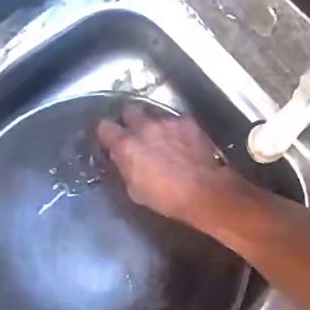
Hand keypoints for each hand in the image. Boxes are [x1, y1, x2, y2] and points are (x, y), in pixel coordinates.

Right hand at [95, 106, 248, 222]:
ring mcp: (167, 122)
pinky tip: (184, 143)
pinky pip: (175, 121)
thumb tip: (122, 157)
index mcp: (126, 145)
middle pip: (129, 111)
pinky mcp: (187, 121)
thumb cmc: (167, 198)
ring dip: (156, 127)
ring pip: (155, 116)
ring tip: (165, 142)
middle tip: (137, 135)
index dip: (108, 133)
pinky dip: (176, 130)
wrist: (204, 191)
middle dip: (131, 121)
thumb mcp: (135, 189)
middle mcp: (144, 127)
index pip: (105, 127)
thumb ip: (125, 166)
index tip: (111, 139)